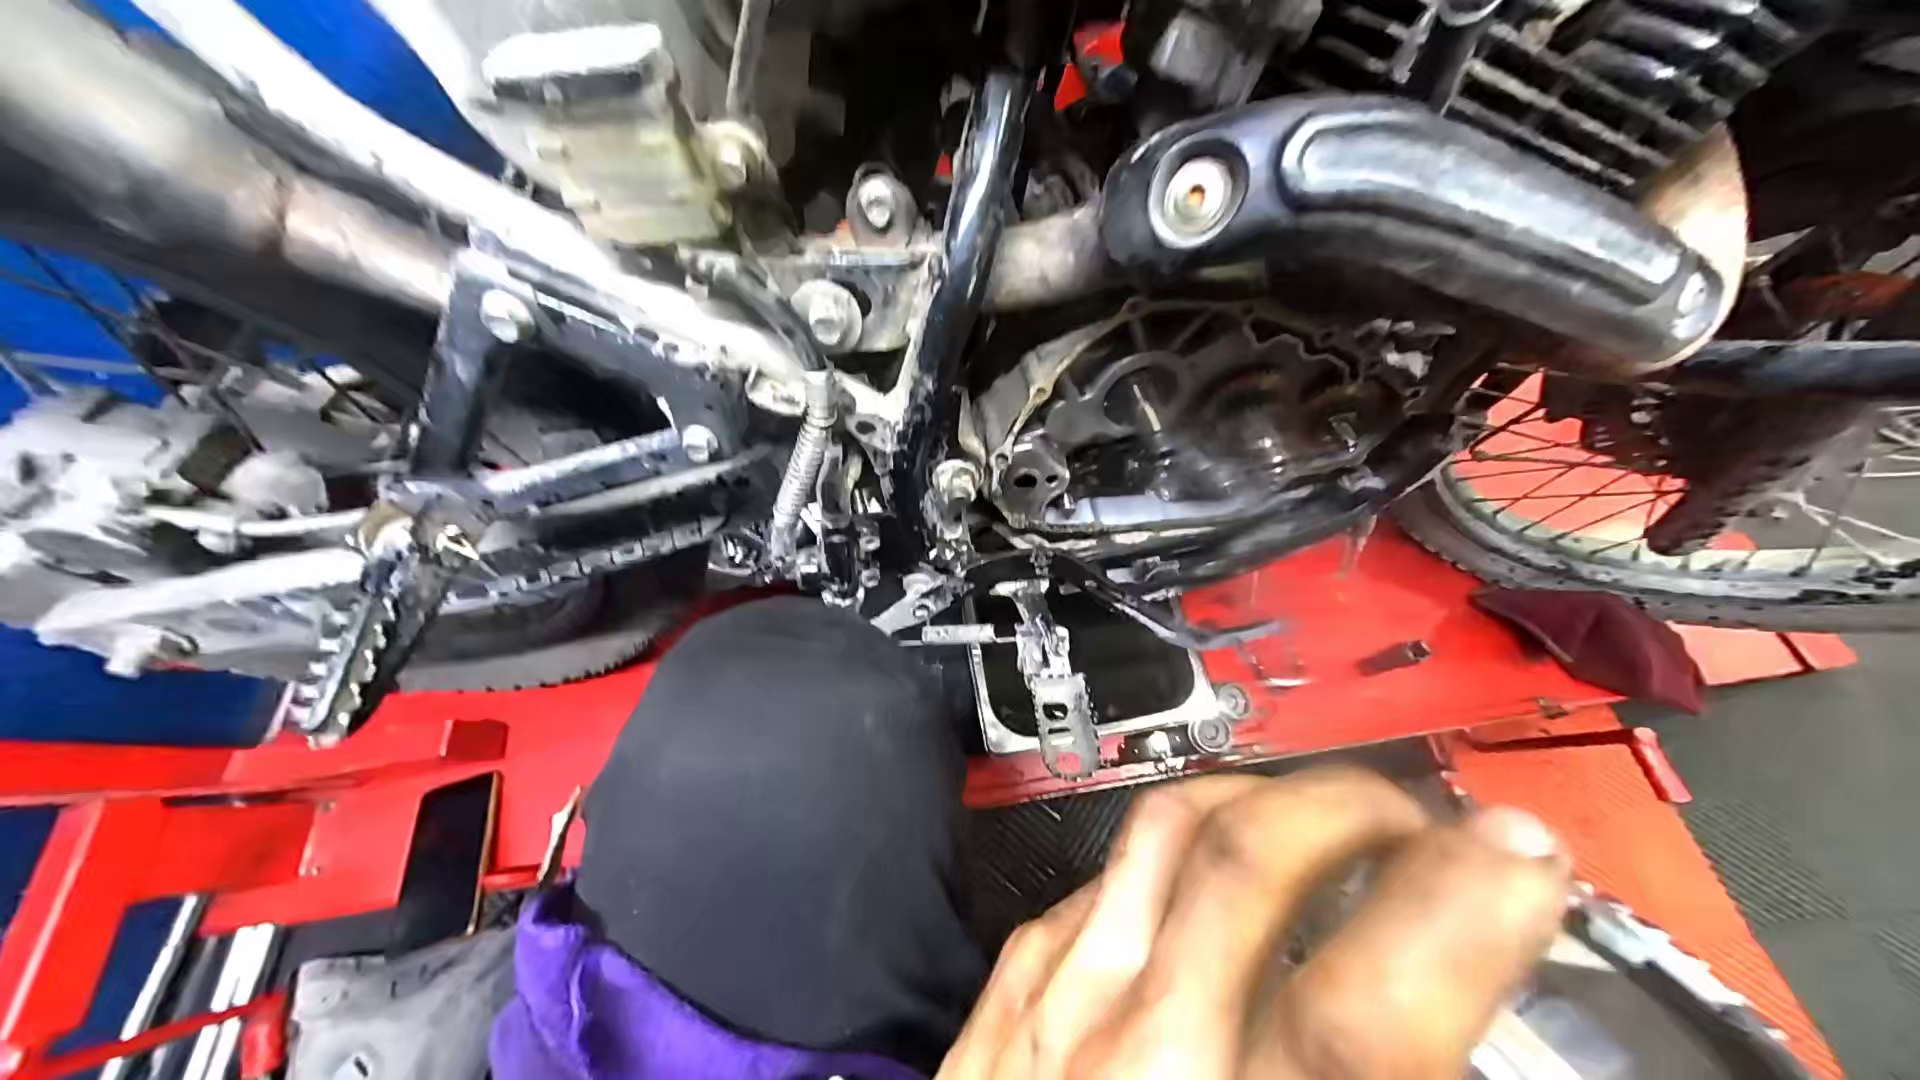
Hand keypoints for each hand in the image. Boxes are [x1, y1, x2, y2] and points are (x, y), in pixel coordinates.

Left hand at [938, 768, 1570, 1079]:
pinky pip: (1100, 876)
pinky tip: (1197, 868)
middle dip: (1346, 810)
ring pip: (1163, 835)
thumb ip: (1370, 1079)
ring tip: (1306, 807)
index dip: (1456, 915)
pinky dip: (1164, 853)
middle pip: (1247, 866)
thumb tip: (1432, 1060)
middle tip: (1408, 816)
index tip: (1518, 852)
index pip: (1363, 1019)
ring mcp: (1059, 1004)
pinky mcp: (1012, 987)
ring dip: (1251, 800)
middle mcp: (1141, 1058)